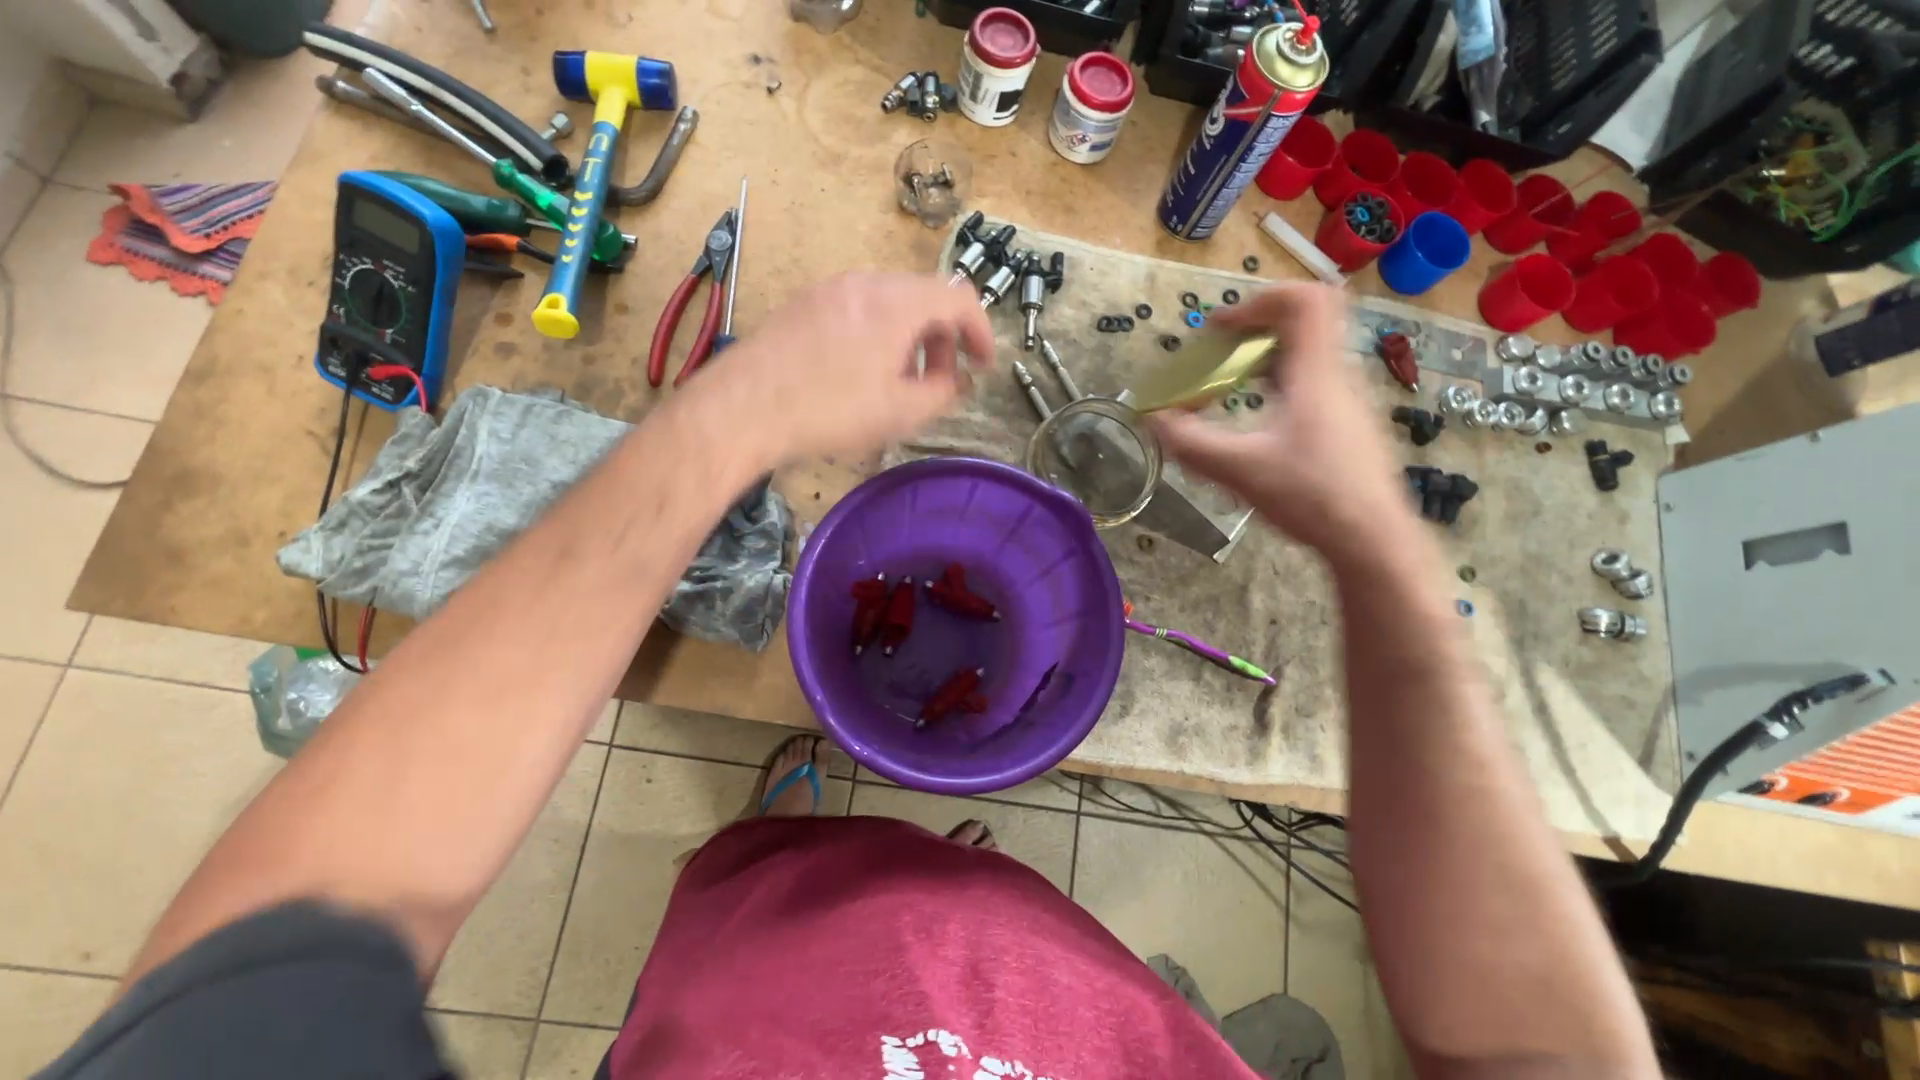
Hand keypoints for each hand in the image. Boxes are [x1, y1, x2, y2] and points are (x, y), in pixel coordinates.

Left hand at [690, 272, 995, 464]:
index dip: (981, 331)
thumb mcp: (902, 412)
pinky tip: (859, 373)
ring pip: (889, 302)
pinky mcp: (804, 304)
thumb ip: (944, 392)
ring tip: (898, 381)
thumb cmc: (830, 411)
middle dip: (943, 338)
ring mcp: (830, 289)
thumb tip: (956, 379)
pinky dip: (877, 333)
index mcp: (898, 302)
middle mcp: (866, 283)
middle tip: (940, 380)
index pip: (960, 297)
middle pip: (924, 296)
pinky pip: (857, 309)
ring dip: (909, 337)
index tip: (983, 364)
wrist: (744, 407)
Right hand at [1150, 284, 1413, 560]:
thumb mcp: (1241, 470)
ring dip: (1267, 361)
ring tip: (1233, 391)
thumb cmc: (1312, 496)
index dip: (1258, 301)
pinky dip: (1282, 387)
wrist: (1374, 539)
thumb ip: (1191, 444)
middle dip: (1256, 331)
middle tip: (1220, 356)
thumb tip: (1154, 421)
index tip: (1221, 328)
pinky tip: (1262, 427)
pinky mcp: (1351, 427)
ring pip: (1310, 356)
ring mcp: (1350, 402)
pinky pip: (1315, 385)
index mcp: (1315, 373)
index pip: (1302, 300)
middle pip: (1305, 323)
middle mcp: (1338, 376)